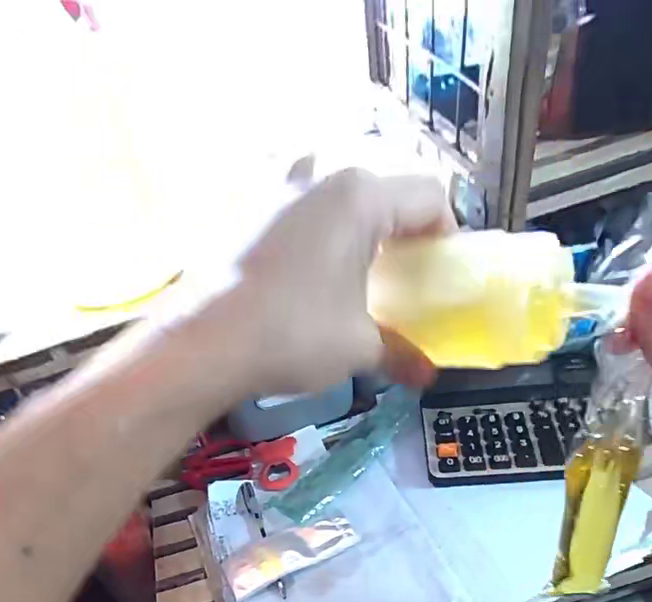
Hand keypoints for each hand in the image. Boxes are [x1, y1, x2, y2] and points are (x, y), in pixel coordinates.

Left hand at [191, 169, 454, 396]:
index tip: (441, 278)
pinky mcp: (248, 211)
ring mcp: (277, 188)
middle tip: (403, 280)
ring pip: (339, 197)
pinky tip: (310, 283)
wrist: (203, 342)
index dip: (448, 237)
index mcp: (360, 196)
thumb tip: (427, 376)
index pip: (430, 196)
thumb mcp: (360, 349)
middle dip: (403, 233)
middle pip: (385, 191)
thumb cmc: (293, 335)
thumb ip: (402, 354)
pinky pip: (302, 212)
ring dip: (359, 231)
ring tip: (357, 279)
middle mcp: (320, 175)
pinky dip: (320, 237)